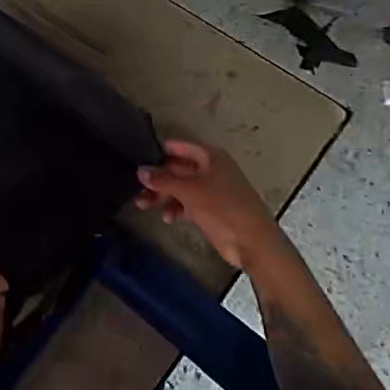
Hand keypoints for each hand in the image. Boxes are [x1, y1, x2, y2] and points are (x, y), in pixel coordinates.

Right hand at [135, 140, 287, 271]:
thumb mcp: (190, 191)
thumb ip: (163, 180)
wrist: (252, 241)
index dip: (161, 151)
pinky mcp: (210, 210)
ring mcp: (211, 191)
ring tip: (143, 205)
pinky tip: (167, 218)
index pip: (181, 147)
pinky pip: (187, 203)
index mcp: (211, 157)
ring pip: (180, 188)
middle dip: (158, 179)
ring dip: (163, 196)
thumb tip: (140, 171)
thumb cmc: (223, 207)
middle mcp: (211, 170)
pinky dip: (176, 208)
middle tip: (137, 188)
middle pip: (178, 169)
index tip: (139, 157)